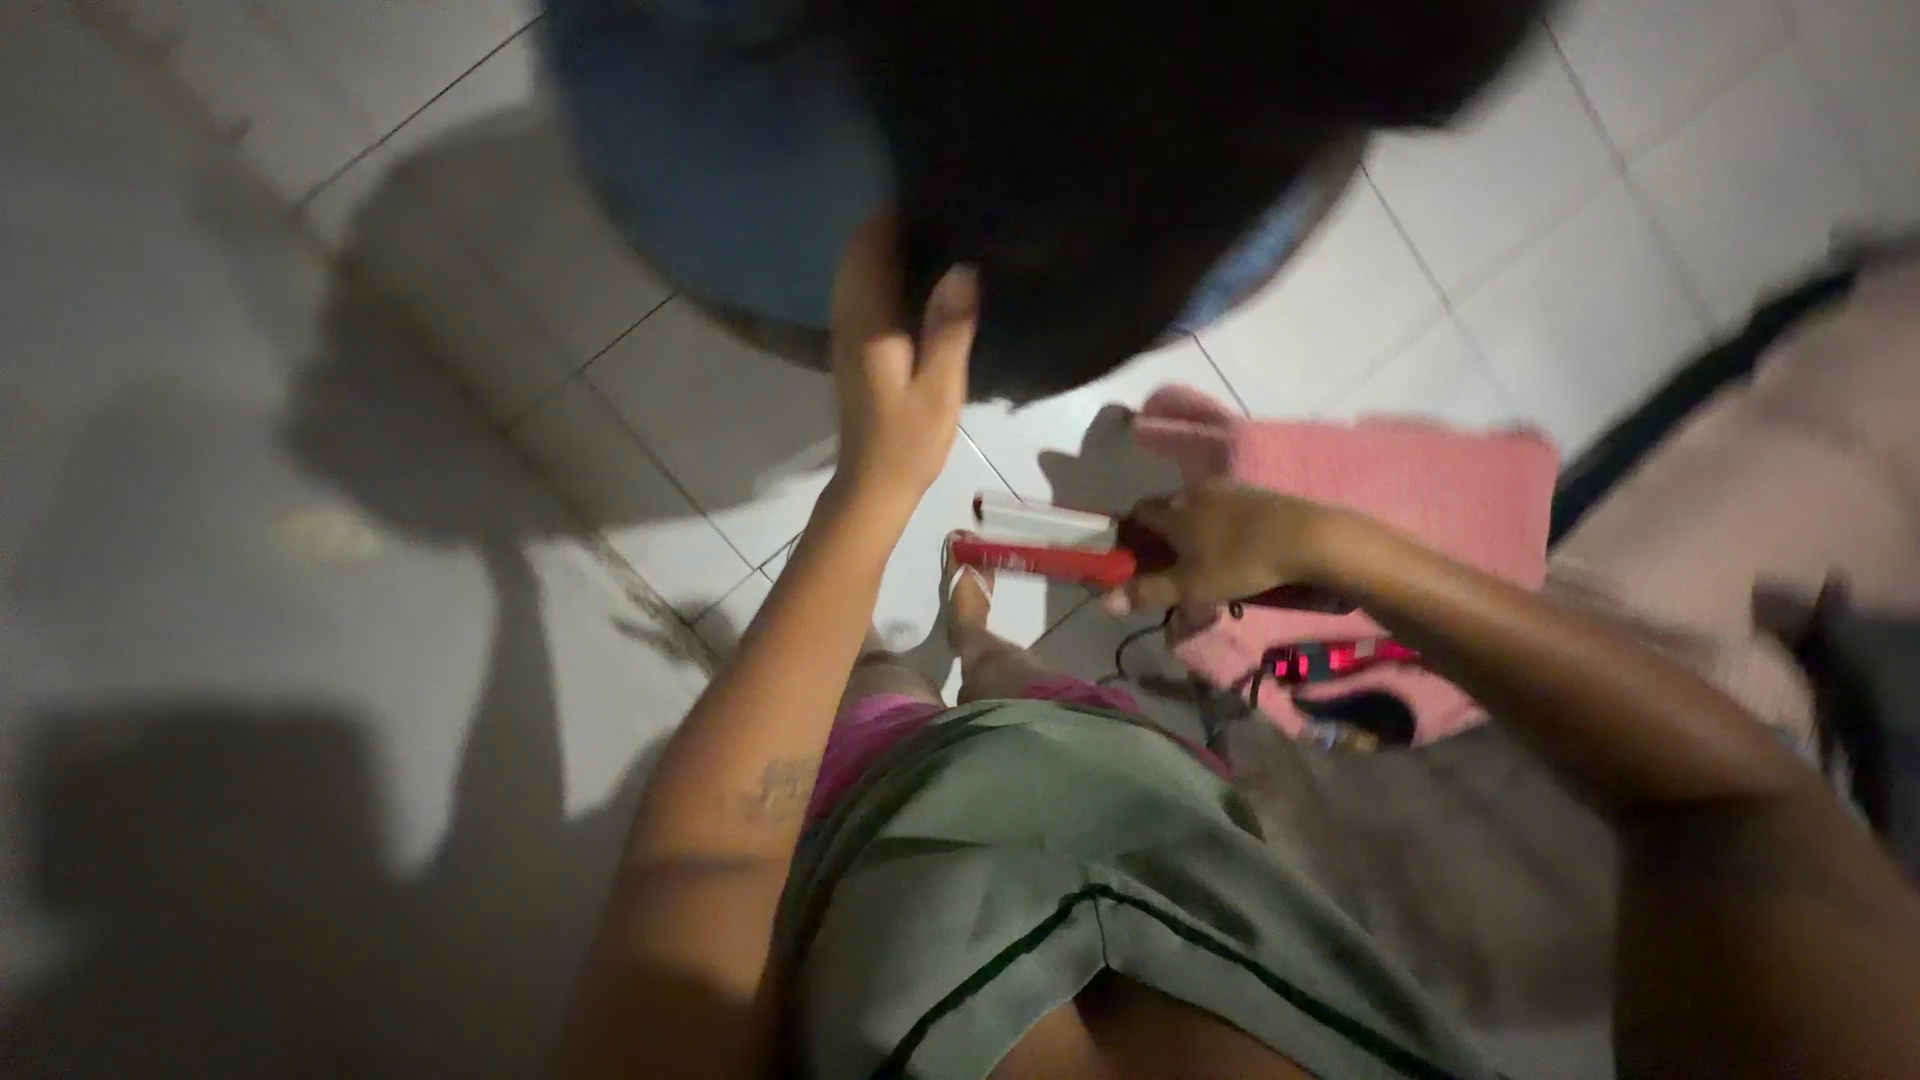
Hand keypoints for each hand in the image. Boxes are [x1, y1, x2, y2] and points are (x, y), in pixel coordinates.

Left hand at [826, 213, 976, 516]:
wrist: (874, 484)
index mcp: (868, 324)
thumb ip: (949, 326)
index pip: (869, 249)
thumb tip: (963, 265)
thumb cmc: (909, 441)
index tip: (930, 193)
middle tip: (939, 208)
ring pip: (858, 275)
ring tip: (935, 233)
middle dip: (890, 225)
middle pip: (858, 255)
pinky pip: (864, 297)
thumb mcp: (939, 387)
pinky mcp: (856, 352)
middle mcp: (849, 322)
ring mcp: (848, 337)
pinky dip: (885, 276)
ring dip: (886, 249)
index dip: (892, 215)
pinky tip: (920, 279)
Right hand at [1106, 480, 1346, 613]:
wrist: (1307, 537)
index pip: (1138, 513)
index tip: (1136, 557)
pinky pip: (1226, 507)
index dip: (1132, 534)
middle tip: (1172, 564)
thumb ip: (1148, 592)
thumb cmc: (1239, 562)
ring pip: (1198, 507)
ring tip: (1206, 558)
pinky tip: (1237, 547)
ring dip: (1195, 528)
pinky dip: (1222, 525)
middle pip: (1168, 509)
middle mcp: (1195, 492)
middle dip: (1164, 534)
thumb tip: (1104, 603)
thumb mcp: (1191, 586)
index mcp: (1174, 510)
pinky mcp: (1257, 493)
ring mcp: (1228, 488)